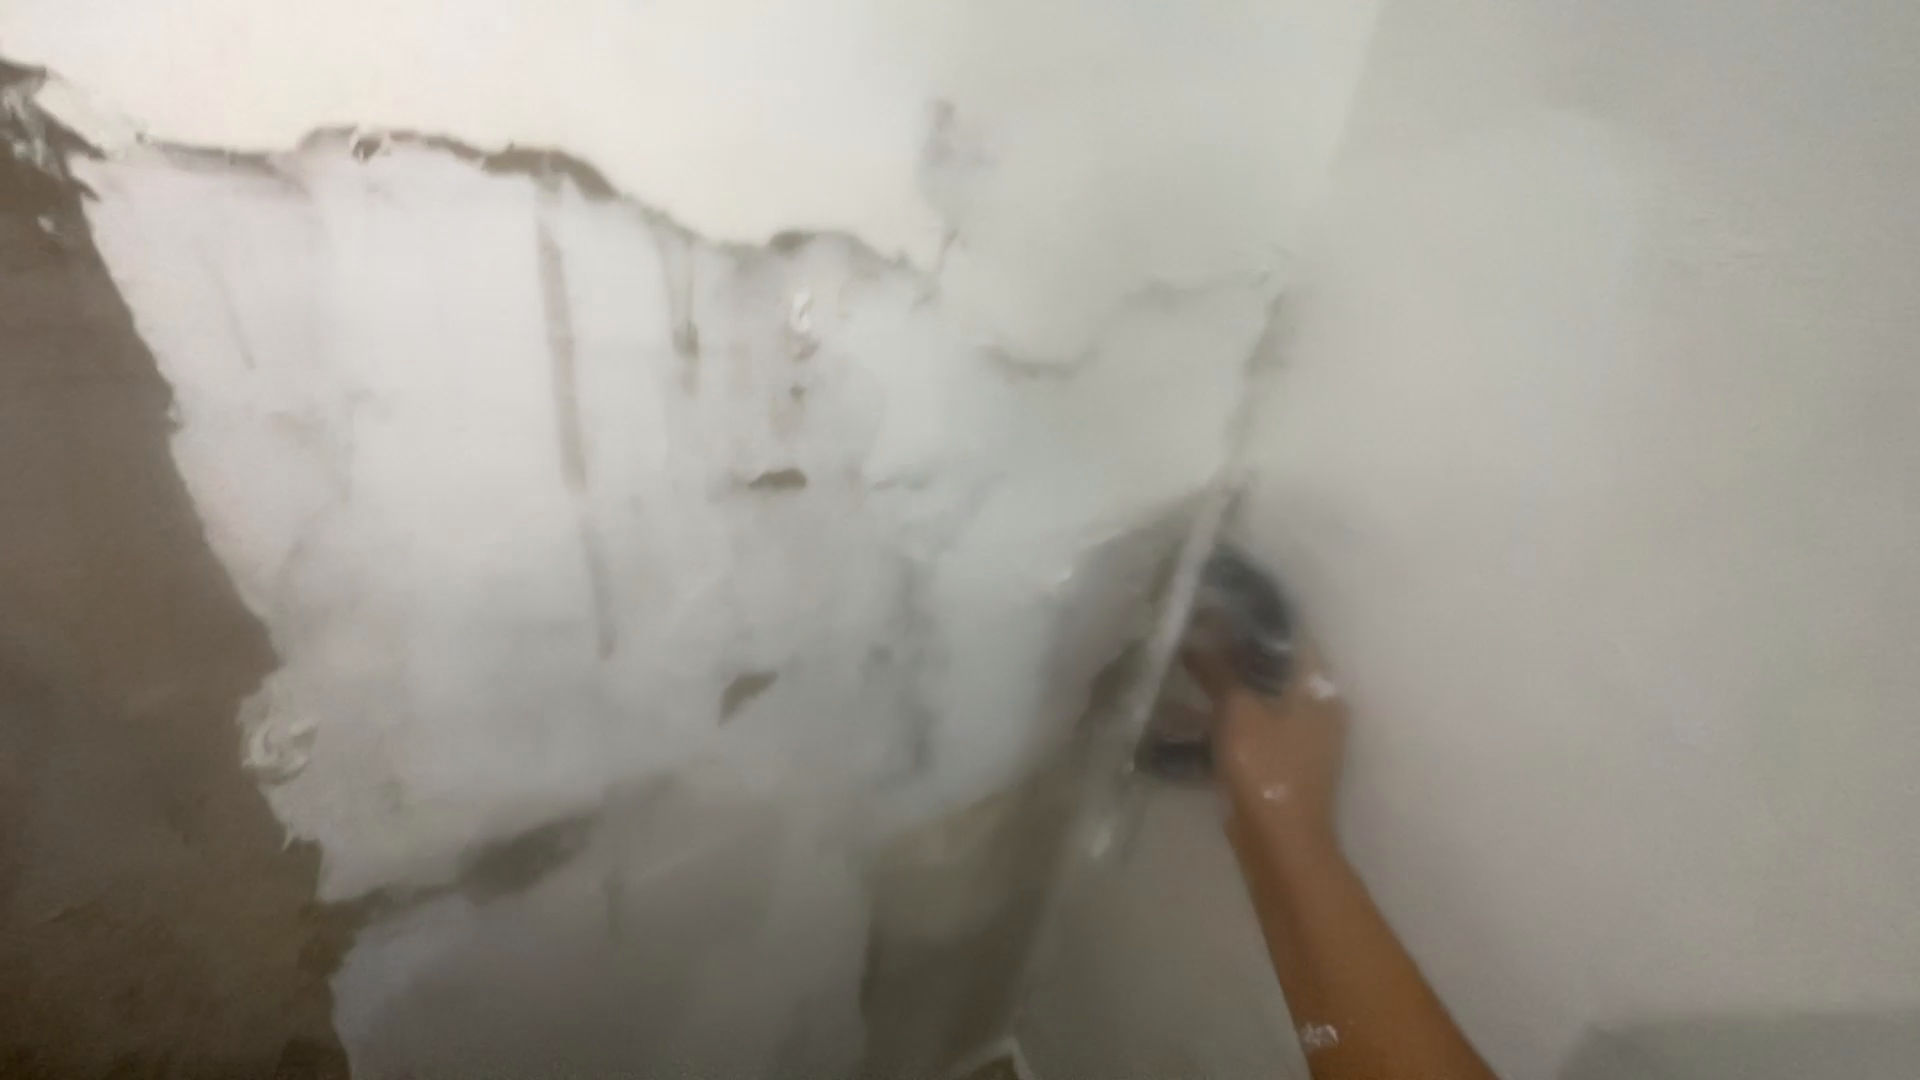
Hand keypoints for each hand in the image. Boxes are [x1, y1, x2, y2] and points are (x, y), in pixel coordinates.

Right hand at [1183, 634, 1347, 852]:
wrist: (1279, 841)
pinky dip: (1215, 716)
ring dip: (1217, 682)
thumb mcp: (1238, 710)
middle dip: (1229, 649)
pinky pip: (1242, 724)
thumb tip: (1200, 637)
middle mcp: (1312, 706)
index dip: (1254, 617)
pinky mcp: (1272, 758)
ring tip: (1177, 663)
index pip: (1290, 636)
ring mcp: (1294, 735)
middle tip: (1191, 629)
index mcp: (1317, 689)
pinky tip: (1175, 711)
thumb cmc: (1266, 766)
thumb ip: (1220, 671)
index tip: (1219, 601)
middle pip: (1269, 665)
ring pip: (1252, 695)